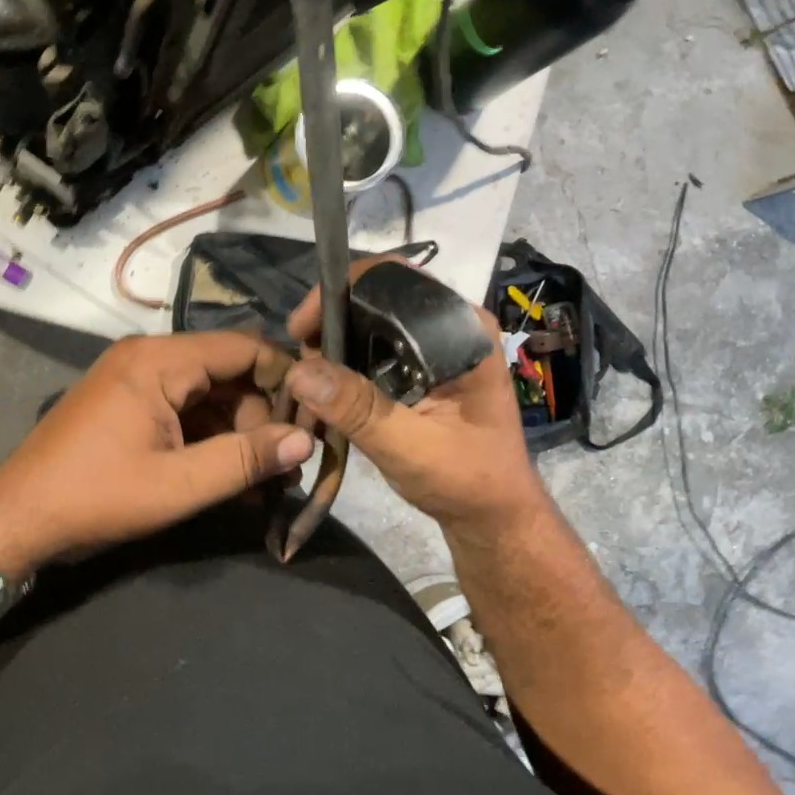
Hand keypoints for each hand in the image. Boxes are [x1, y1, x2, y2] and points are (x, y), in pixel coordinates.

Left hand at [0, 331, 315, 578]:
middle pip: (227, 372)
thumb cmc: (96, 498)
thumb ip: (245, 460)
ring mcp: (133, 379)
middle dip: (262, 418)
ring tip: (262, 484)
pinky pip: (181, 410)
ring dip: (237, 434)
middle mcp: (147, 357)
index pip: (244, 348)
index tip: (316, 421)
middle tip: (286, 468)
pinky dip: (207, 439)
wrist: (18, 518)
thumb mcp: (178, 485)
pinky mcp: (126, 404)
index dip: (286, 379)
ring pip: (207, 395)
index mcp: (158, 361)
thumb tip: (306, 441)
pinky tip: (228, 478)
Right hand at [285, 260, 546, 536]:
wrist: (493, 515)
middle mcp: (449, 325)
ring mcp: (434, 345)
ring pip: (369, 322)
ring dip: (333, 345)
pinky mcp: (419, 365)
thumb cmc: (467, 482)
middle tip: (300, 364)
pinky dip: (343, 363)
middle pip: (375, 297)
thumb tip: (300, 372)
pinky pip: (372, 347)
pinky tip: (326, 391)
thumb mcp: (409, 449)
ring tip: (307, 380)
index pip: (392, 280)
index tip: (301, 330)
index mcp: (462, 330)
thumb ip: (359, 409)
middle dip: (330, 322)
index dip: (339, 294)